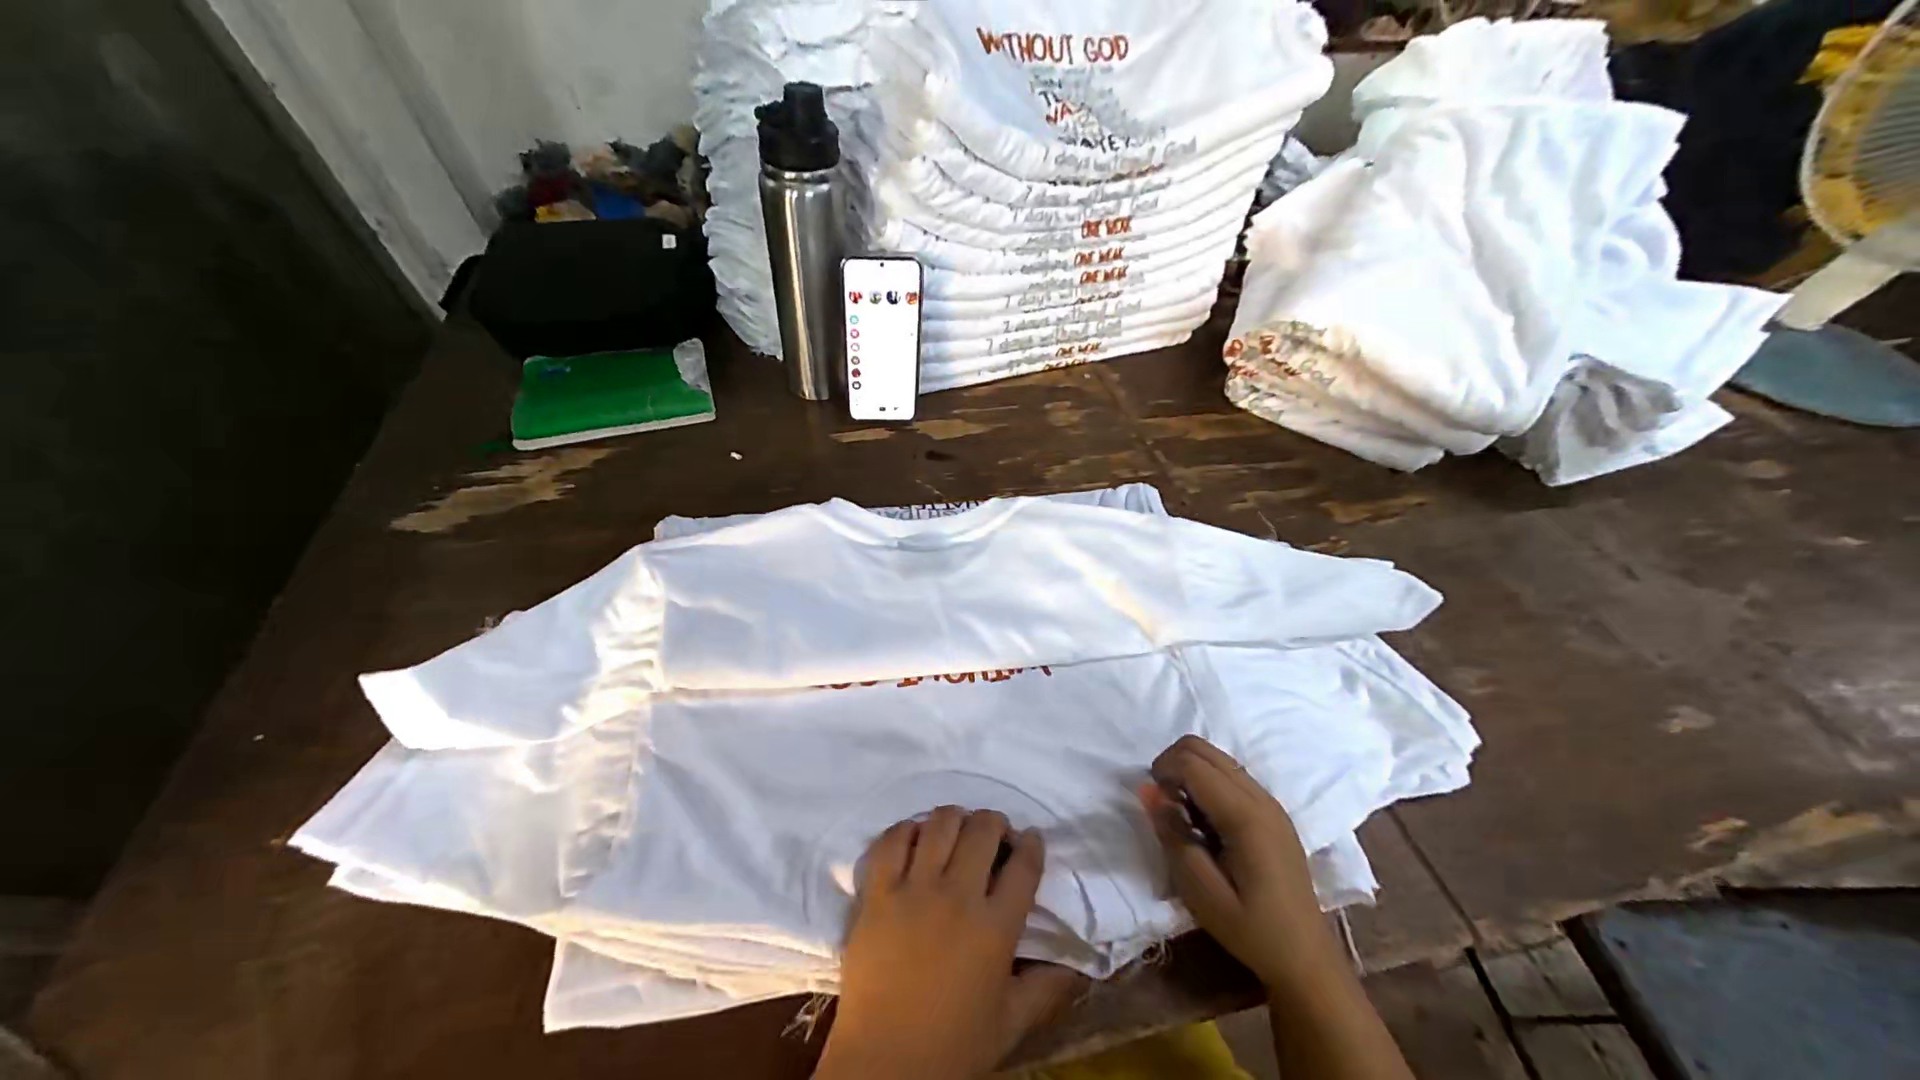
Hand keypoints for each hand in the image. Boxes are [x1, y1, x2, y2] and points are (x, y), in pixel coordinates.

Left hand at [814, 807, 1083, 1079]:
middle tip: (993, 833)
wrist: (884, 1063)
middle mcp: (957, 897)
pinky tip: (915, 837)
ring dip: (954, 818)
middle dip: (995, 823)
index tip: (1031, 838)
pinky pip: (892, 840)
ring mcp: (913, 890)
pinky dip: (908, 830)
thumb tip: (1075, 962)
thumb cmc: (953, 1046)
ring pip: (939, 824)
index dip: (1032, 843)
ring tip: (956, 829)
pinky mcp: (876, 893)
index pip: (1024, 866)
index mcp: (995, 928)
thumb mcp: (1012, 1023)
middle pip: (982, 831)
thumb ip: (1047, 987)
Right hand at [1138, 735, 1344, 993]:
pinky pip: (1230, 774)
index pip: (1192, 763)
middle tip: (1163, 804)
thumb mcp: (1201, 892)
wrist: (1306, 958)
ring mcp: (1270, 802)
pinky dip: (1207, 781)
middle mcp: (1261, 797)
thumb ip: (1172, 836)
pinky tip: (1205, 820)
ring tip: (1182, 814)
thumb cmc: (1251, 930)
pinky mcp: (1272, 811)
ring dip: (1189, 771)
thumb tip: (1147, 790)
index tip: (1152, 803)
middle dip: (1171, 763)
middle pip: (1203, 748)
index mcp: (1245, 816)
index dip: (1161, 771)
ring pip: (1217, 757)